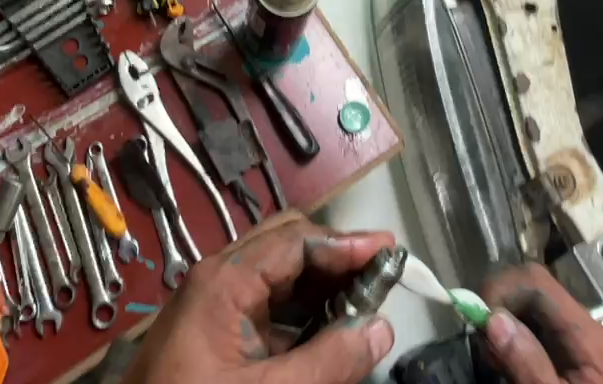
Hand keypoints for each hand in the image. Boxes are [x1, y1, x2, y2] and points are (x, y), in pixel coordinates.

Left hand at [121, 211, 397, 383]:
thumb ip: (328, 361)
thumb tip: (379, 328)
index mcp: (224, 278)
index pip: (295, 240)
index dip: (345, 244)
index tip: (388, 250)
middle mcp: (218, 278)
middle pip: (286, 249)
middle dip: (335, 260)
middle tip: (381, 276)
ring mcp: (214, 306)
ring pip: (278, 279)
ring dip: (321, 289)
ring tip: (364, 304)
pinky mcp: (214, 334)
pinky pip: (266, 310)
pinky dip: (301, 317)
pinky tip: (329, 334)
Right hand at [479, 264, 602, 383]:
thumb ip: (528, 365)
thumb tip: (492, 318)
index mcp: (585, 333)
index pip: (535, 280)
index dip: (500, 290)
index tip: (479, 326)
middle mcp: (581, 326)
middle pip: (529, 287)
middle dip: (498, 305)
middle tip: (484, 346)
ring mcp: (575, 340)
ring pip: (528, 307)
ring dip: (501, 323)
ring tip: (493, 360)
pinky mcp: (568, 356)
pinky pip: (533, 330)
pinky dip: (512, 338)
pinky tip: (506, 365)